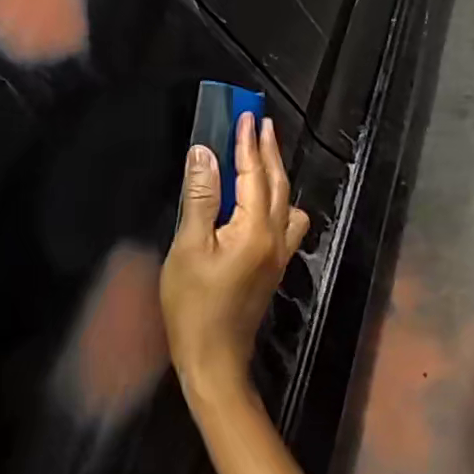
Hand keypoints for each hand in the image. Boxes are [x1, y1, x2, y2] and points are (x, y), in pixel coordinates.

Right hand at [160, 113, 309, 399]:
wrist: (213, 358)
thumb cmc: (194, 302)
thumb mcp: (189, 245)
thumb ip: (200, 197)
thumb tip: (204, 152)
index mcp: (256, 230)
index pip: (253, 175)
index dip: (247, 144)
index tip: (245, 115)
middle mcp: (276, 239)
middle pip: (276, 184)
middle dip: (267, 151)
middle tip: (259, 121)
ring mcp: (278, 255)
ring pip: (284, 202)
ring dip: (274, 172)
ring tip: (260, 152)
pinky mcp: (272, 266)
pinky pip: (284, 220)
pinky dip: (276, 197)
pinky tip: (262, 198)